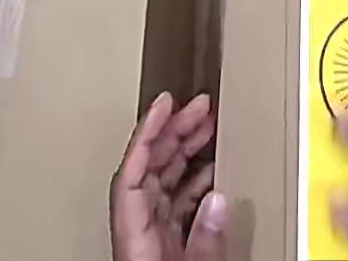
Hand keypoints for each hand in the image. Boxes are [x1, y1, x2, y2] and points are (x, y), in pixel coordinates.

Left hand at [111, 92, 227, 260]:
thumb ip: (204, 241)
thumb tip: (217, 197)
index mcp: (134, 244)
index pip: (130, 175)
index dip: (146, 133)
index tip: (165, 101)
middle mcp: (139, 239)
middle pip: (149, 171)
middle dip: (175, 132)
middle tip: (201, 105)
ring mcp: (153, 244)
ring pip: (164, 184)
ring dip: (187, 151)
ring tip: (210, 126)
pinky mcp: (168, 252)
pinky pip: (177, 203)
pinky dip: (196, 180)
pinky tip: (215, 169)